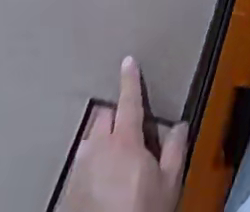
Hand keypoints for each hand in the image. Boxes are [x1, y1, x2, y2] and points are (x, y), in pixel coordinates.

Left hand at [60, 57, 188, 211]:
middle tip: (127, 122)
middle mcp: (97, 148)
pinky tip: (101, 174)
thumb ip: (175, 149)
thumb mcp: (168, 184)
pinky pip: (81, 161)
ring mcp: (80, 167)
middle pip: (103, 115)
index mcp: (125, 141)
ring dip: (101, 137)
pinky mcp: (68, 187)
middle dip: (115, 113)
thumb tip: (180, 126)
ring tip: (114, 152)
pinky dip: (92, 159)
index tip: (128, 62)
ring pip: (90, 138)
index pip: (128, 100)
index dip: (129, 79)